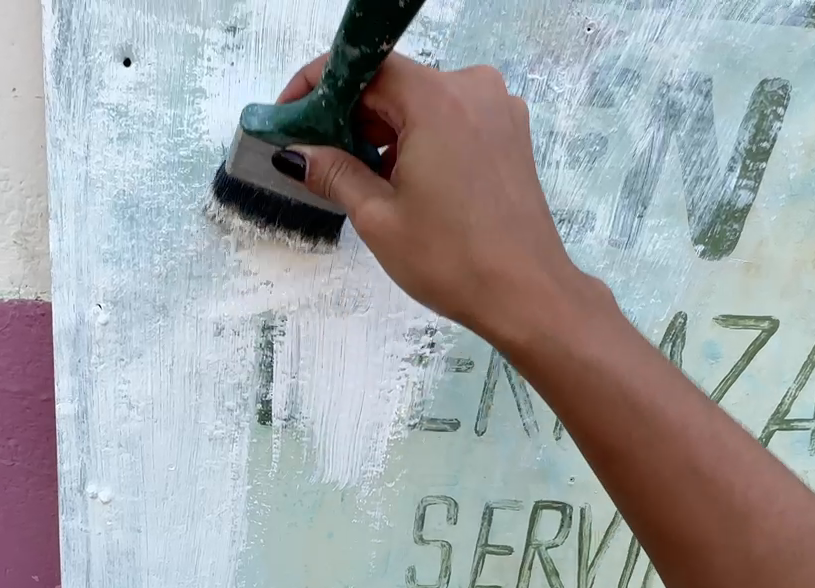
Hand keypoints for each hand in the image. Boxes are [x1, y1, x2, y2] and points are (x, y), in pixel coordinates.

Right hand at [273, 53, 606, 350]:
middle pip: (395, 85)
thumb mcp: (378, 218)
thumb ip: (334, 174)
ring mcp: (497, 110)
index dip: (319, 87)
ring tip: (363, 186)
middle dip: (351, 118)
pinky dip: (420, 143)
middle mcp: (472, 90)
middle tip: (316, 158)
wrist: (525, 293)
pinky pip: (451, 123)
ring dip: (386, 135)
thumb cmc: (453, 261)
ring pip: (423, 107)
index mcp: (436, 101)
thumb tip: (297, 152)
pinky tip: (404, 186)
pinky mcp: (509, 135)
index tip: (290, 115)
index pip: (365, 67)